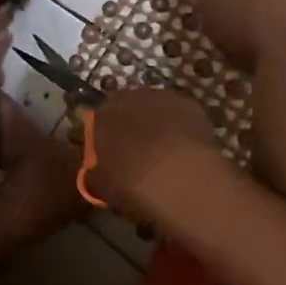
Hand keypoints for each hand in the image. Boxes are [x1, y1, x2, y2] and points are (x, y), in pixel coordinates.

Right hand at [87, 87, 222, 207]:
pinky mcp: (190, 105)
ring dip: (158, 125)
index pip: (100, 119)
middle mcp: (130, 97)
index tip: (111, 154)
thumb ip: (95, 175)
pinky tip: (185, 151)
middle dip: (133, 127)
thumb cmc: (132, 183)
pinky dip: (181, 130)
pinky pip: (181, 116)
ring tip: (166, 154)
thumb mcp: (103, 187)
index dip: (107, 136)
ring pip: (156, 110)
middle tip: (138, 153)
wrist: (180, 179)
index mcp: (103, 114)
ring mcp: (163, 98)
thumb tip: (94, 173)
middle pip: (129, 109)